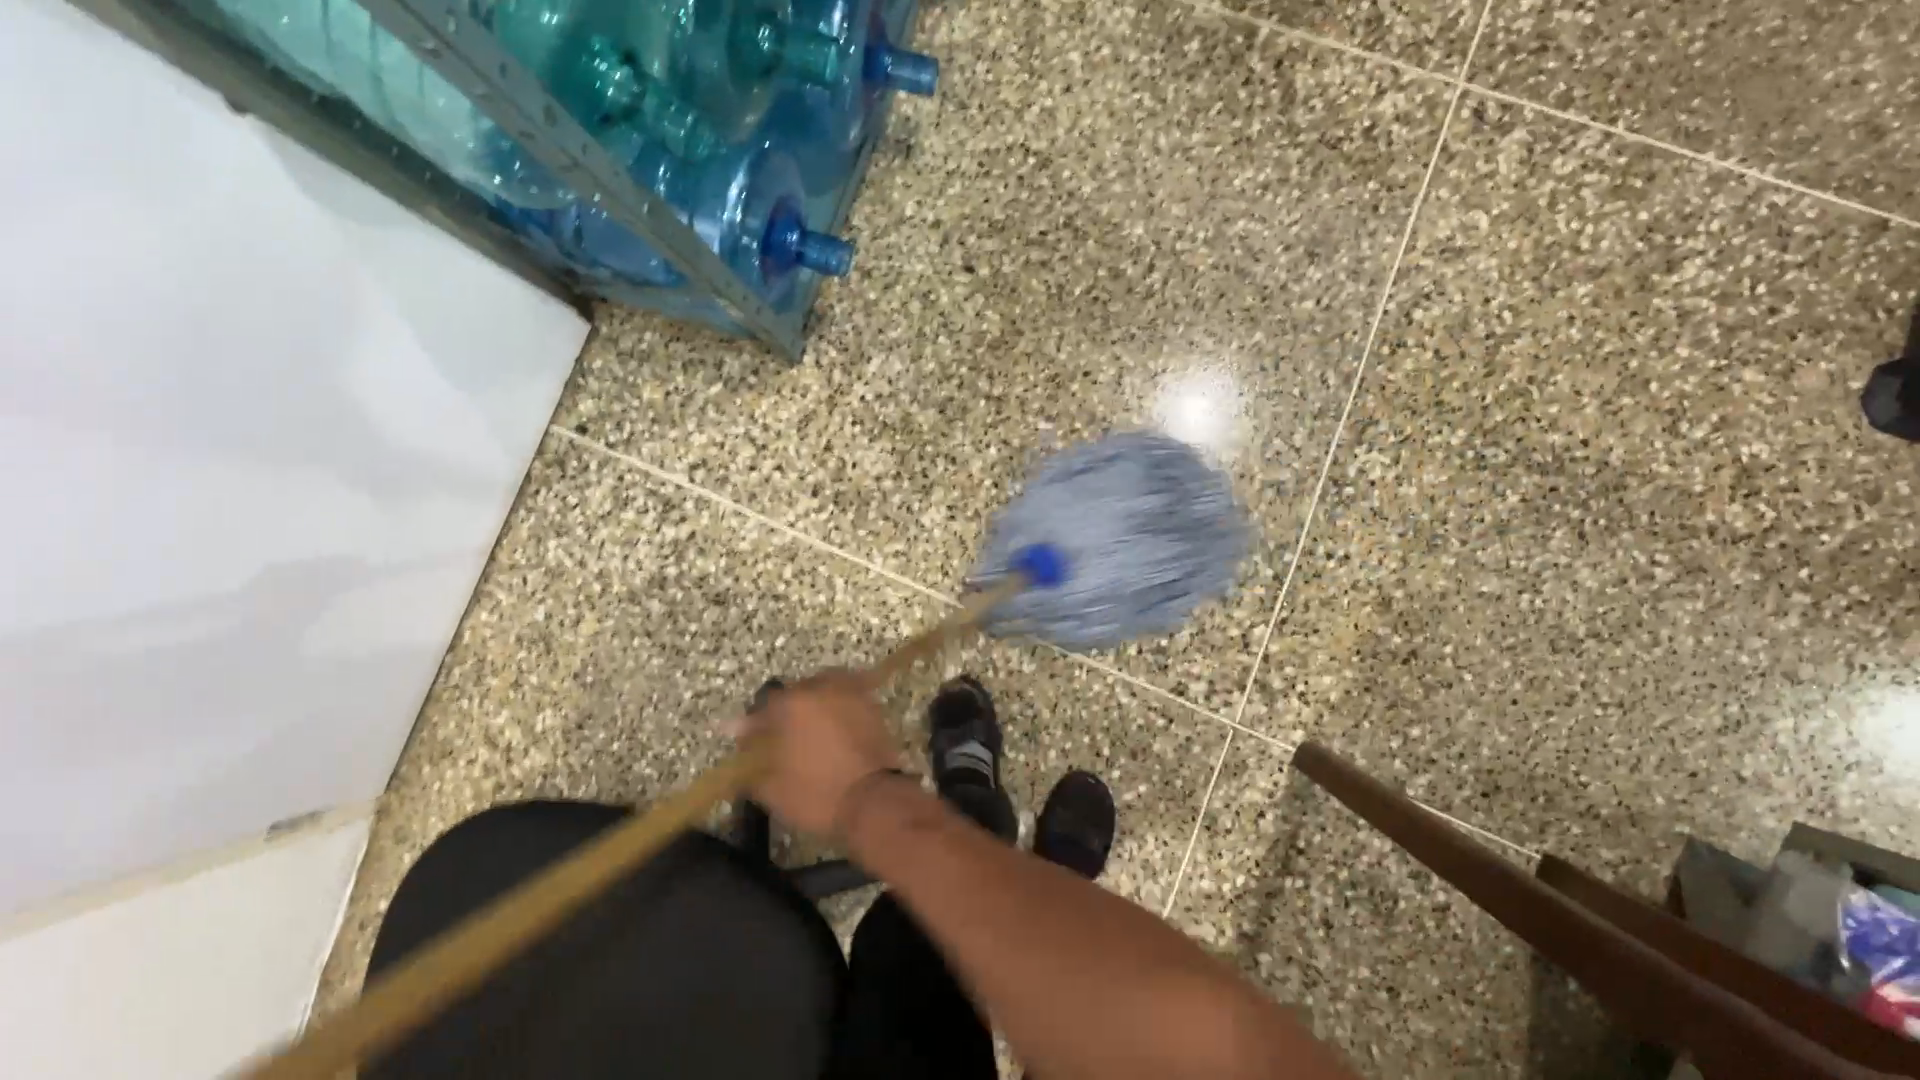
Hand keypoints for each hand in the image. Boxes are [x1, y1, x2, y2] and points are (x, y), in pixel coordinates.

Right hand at [739, 669, 900, 836]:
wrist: (874, 802)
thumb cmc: (817, 795)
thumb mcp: (771, 789)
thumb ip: (750, 765)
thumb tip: (740, 752)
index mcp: (792, 704)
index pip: (763, 708)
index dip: (755, 727)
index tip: (750, 743)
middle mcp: (822, 688)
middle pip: (795, 694)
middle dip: (785, 712)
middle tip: (782, 737)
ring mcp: (852, 694)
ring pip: (824, 691)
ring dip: (814, 707)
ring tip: (811, 733)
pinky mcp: (874, 707)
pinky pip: (849, 700)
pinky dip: (839, 710)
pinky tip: (835, 731)